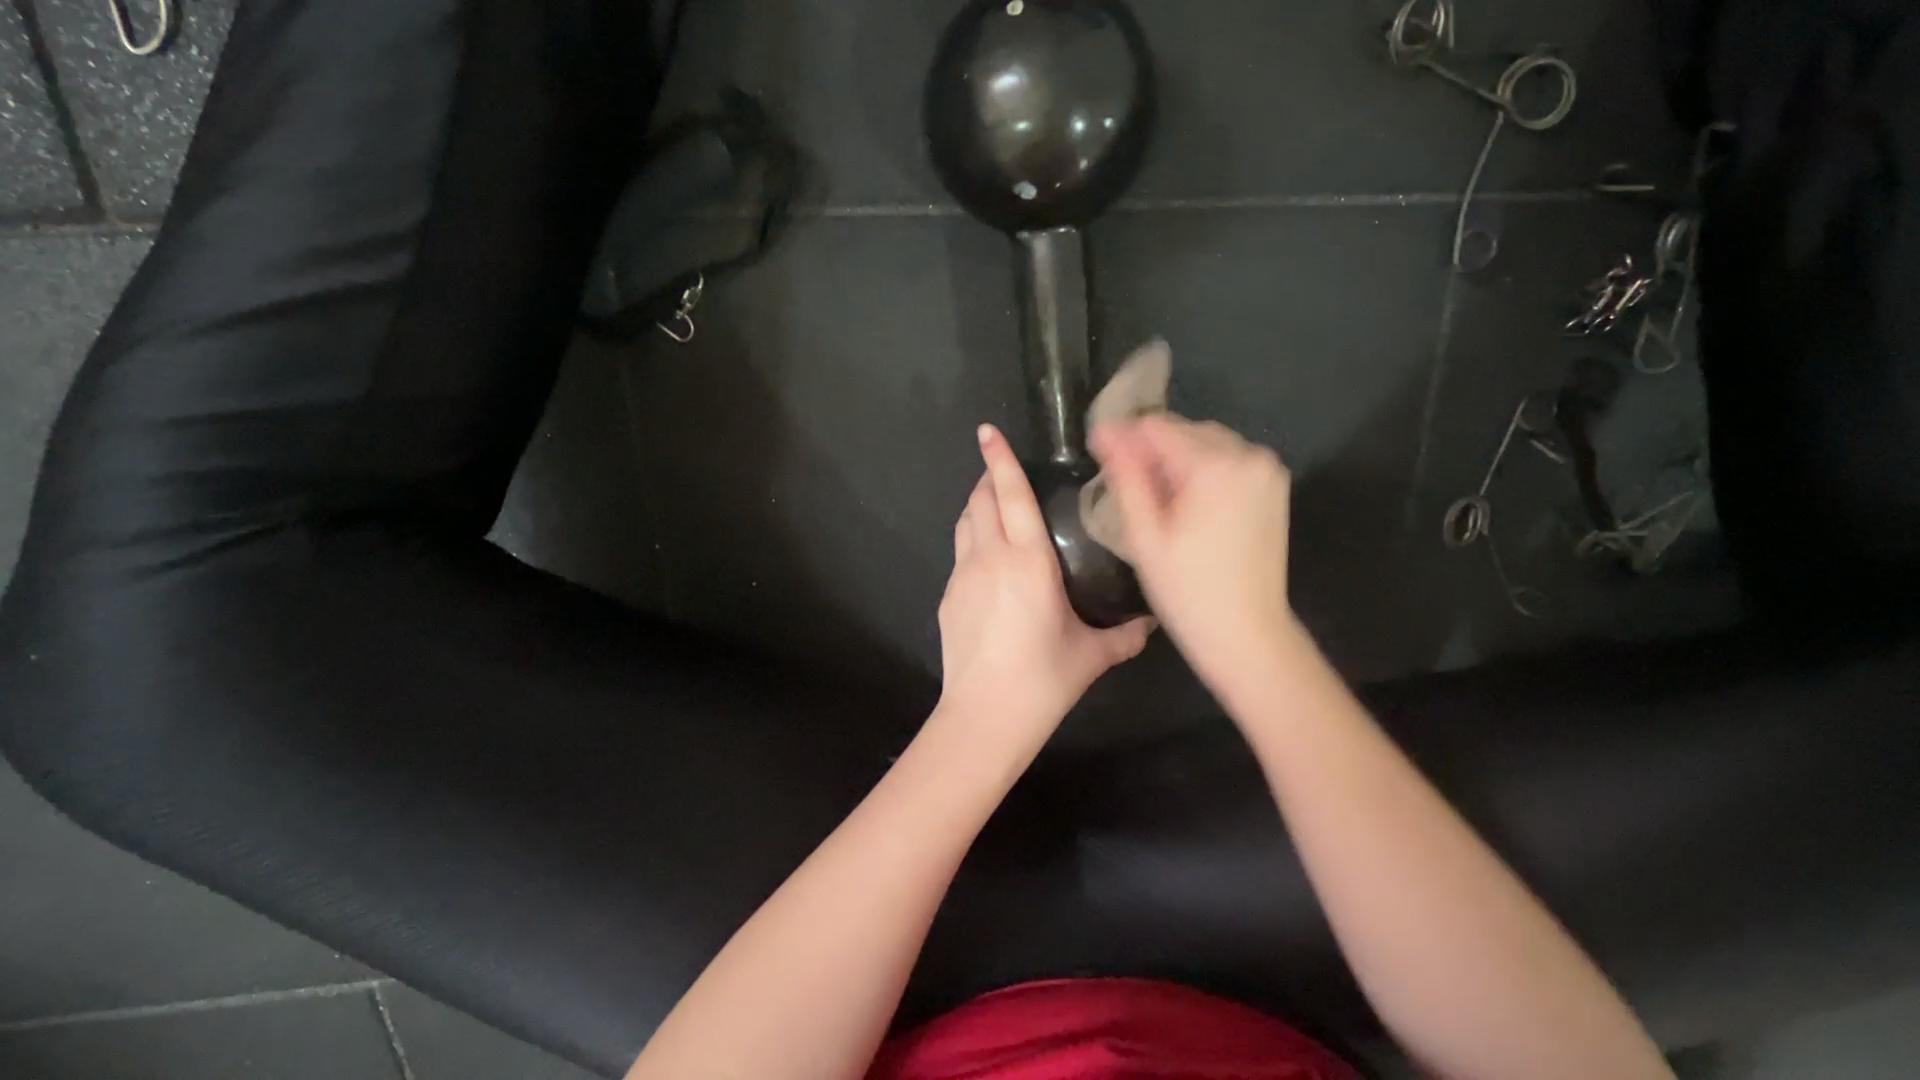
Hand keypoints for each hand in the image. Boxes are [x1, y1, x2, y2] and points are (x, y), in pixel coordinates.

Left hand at [936, 425, 1153, 748]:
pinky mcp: (949, 598)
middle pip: (981, 500)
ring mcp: (963, 576)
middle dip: (989, 476)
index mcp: (1028, 560)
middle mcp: (990, 557)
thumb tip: (1153, 622)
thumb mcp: (1093, 654)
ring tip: (994, 501)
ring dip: (977, 504)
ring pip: (965, 523)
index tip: (989, 431)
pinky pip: (961, 553)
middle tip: (1005, 468)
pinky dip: (973, 538)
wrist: (985, 716)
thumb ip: (1126, 634)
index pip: (1010, 495)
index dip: (999, 459)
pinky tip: (989, 556)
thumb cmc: (1044, 679)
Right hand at [1088, 415, 1295, 683]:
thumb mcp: (1146, 536)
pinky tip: (1186, 504)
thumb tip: (1106, 434)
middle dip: (1153, 449)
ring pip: (1208, 444)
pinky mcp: (1273, 487)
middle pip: (1186, 431)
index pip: (1158, 428)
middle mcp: (1248, 456)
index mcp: (1216, 465)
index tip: (1099, 451)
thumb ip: (1127, 477)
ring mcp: (1266, 471)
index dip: (1125, 437)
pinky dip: (1204, 472)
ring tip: (1154, 496)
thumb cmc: (1188, 591)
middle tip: (1125, 482)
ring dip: (1178, 459)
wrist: (1248, 633)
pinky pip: (1229, 462)